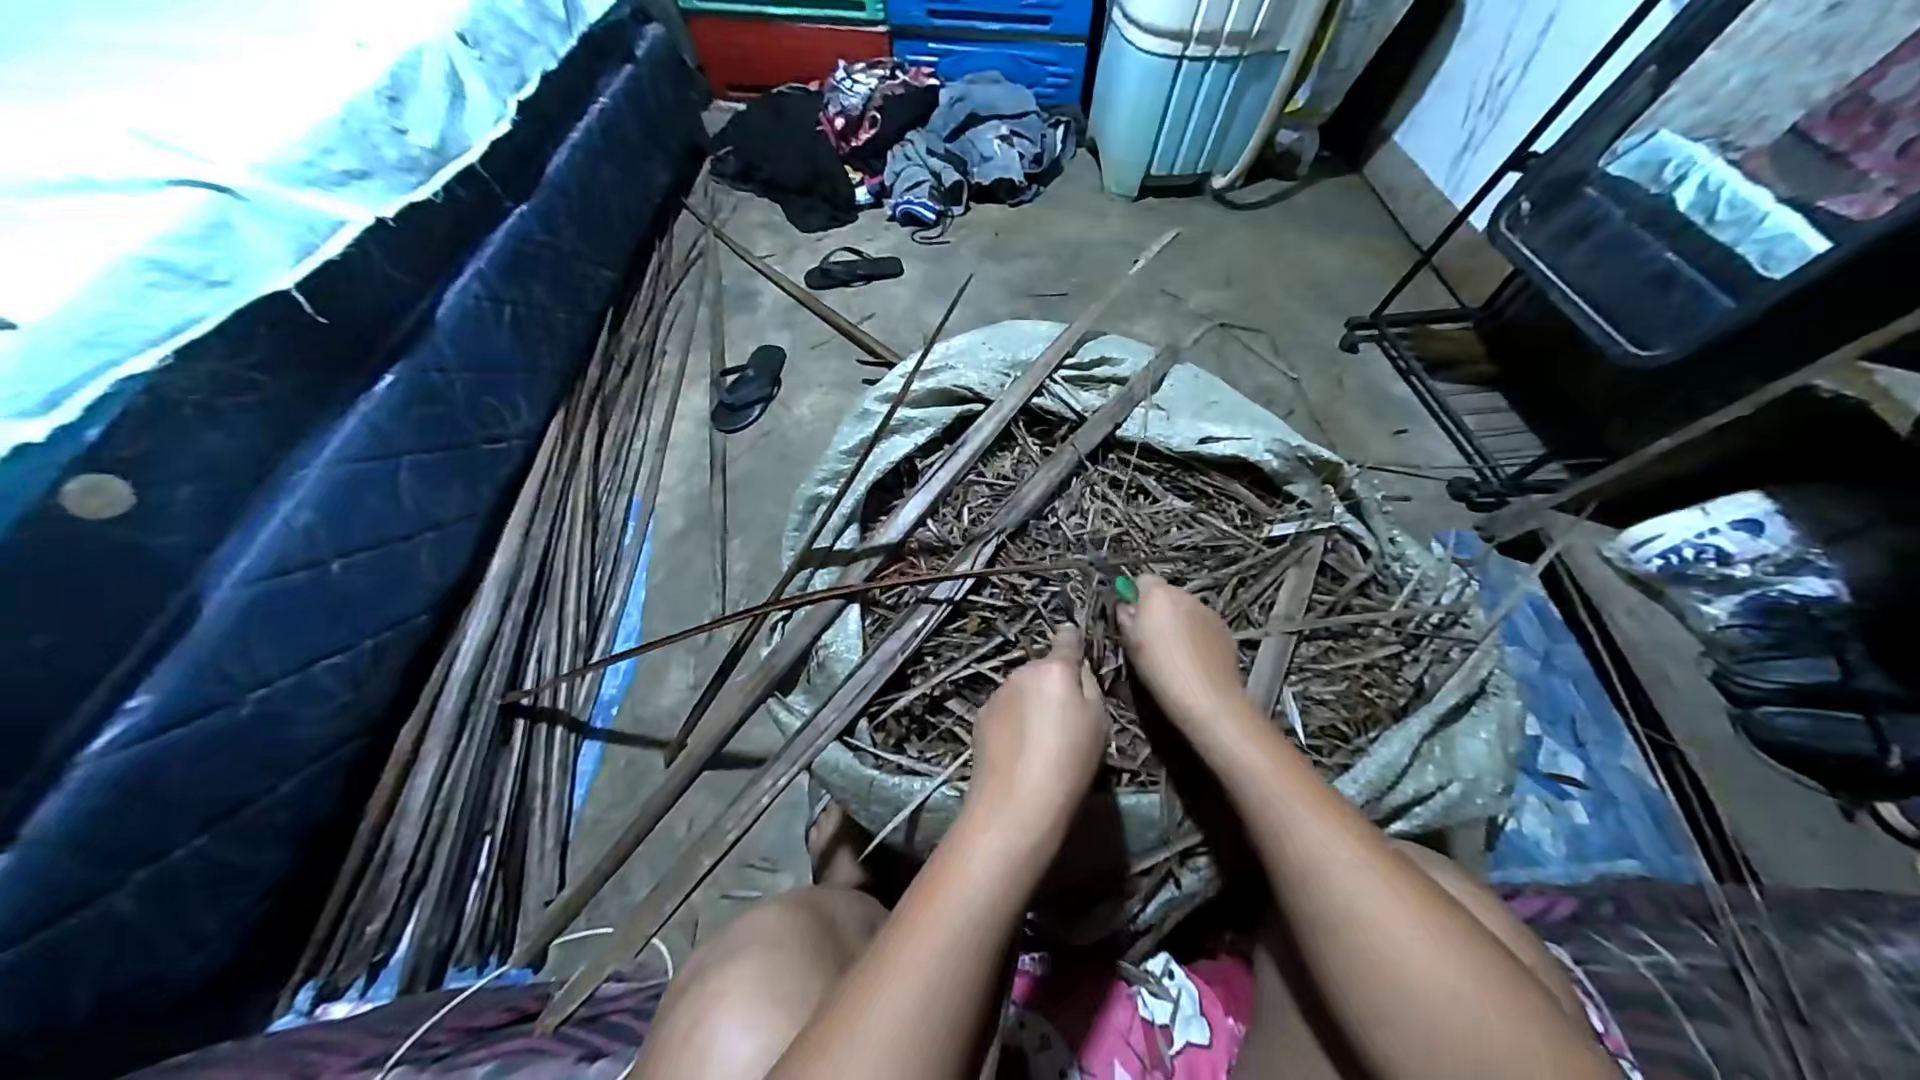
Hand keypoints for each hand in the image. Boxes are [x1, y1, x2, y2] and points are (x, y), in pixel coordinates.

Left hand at [966, 625, 1109, 842]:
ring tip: (1040, 741)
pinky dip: (1013, 720)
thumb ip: (1088, 685)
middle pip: (1042, 669)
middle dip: (1052, 684)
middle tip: (1065, 719)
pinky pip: (1005, 709)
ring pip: (1021, 690)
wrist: (1016, 800)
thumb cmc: (1069, 760)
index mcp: (1054, 669)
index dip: (1074, 641)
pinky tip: (1018, 749)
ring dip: (1030, 702)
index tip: (1076, 649)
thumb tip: (1077, 667)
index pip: (1066, 638)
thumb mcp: (1098, 722)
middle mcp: (1021, 672)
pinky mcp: (981, 716)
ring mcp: (997, 694)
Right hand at [1116, 574, 1250, 736]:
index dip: (1135, 595)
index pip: (1143, 579)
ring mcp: (1208, 611)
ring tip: (1175, 649)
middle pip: (1166, 593)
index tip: (1133, 617)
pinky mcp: (1224, 628)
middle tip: (1153, 636)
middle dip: (1159, 608)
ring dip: (1179, 620)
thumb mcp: (1130, 644)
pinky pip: (1203, 623)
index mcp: (1158, 595)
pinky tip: (1194, 657)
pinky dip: (1197, 633)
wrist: (1207, 697)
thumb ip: (1125, 617)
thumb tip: (1126, 606)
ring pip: (1187, 608)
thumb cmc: (1159, 668)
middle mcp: (1185, 595)